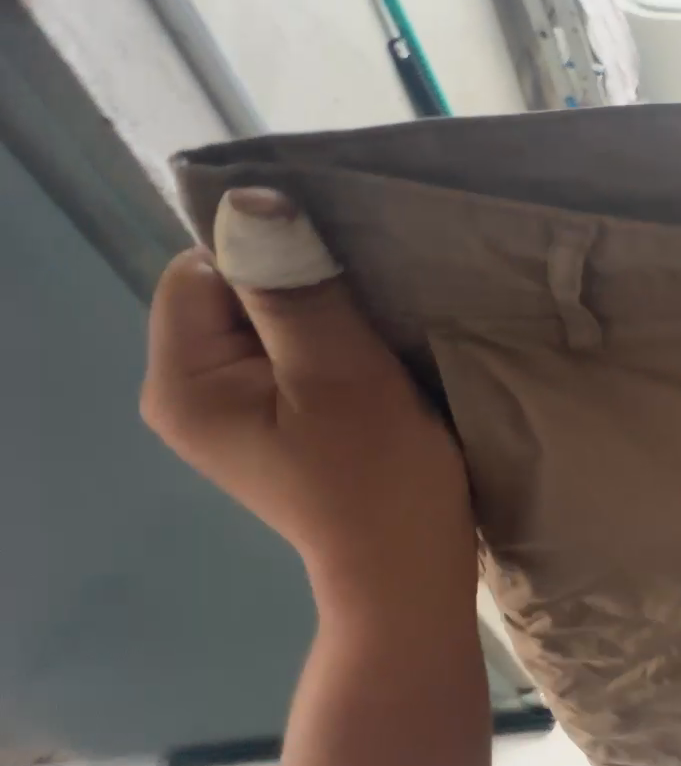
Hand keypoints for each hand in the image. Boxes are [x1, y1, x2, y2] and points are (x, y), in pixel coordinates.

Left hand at [141, 188, 474, 615]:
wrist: (411, 566)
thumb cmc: (381, 476)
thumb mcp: (343, 376)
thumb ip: (294, 292)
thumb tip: (255, 199)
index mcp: (183, 382)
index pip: (203, 274)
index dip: (274, 262)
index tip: (352, 283)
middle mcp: (190, 396)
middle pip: (234, 302)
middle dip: (305, 295)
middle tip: (376, 321)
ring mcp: (234, 418)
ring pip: (271, 333)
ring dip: (328, 327)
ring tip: (382, 348)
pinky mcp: (278, 431)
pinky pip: (294, 365)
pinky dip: (336, 356)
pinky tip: (376, 374)